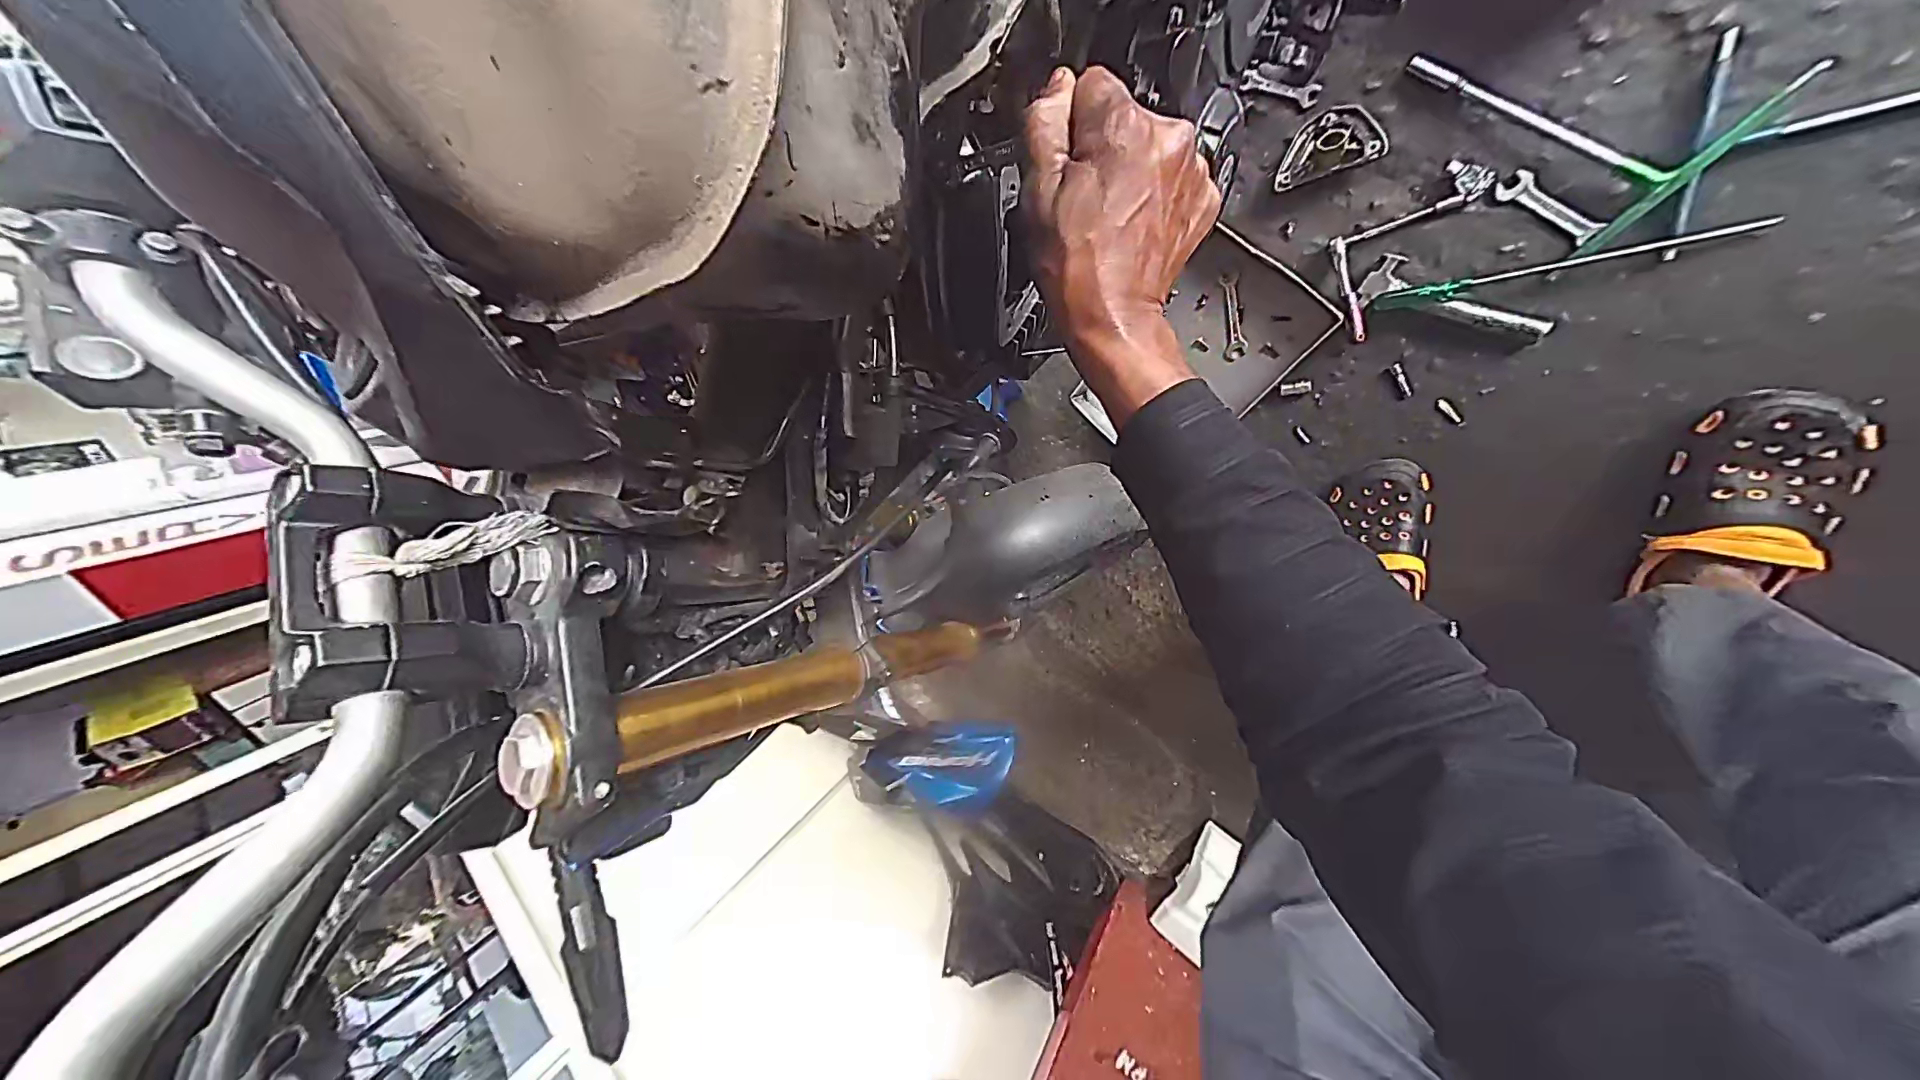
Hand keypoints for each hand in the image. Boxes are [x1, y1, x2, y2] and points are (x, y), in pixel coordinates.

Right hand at [1024, 66, 1220, 428]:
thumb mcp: (1038, 191)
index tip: (1066, 165)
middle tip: (1083, 200)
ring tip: (1106, 218)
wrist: (1113, 318)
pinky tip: (1129, 226)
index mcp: (1125, 129)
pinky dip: (1150, 195)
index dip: (1069, 127)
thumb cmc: (1077, 270)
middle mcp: (1169, 140)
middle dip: (1100, 149)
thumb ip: (1043, 123)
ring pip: (1147, 146)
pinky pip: (1169, 177)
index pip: (1091, 85)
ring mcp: (1191, 172)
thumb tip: (1056, 90)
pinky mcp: (1201, 199)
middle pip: (1123, 116)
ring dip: (1126, 172)